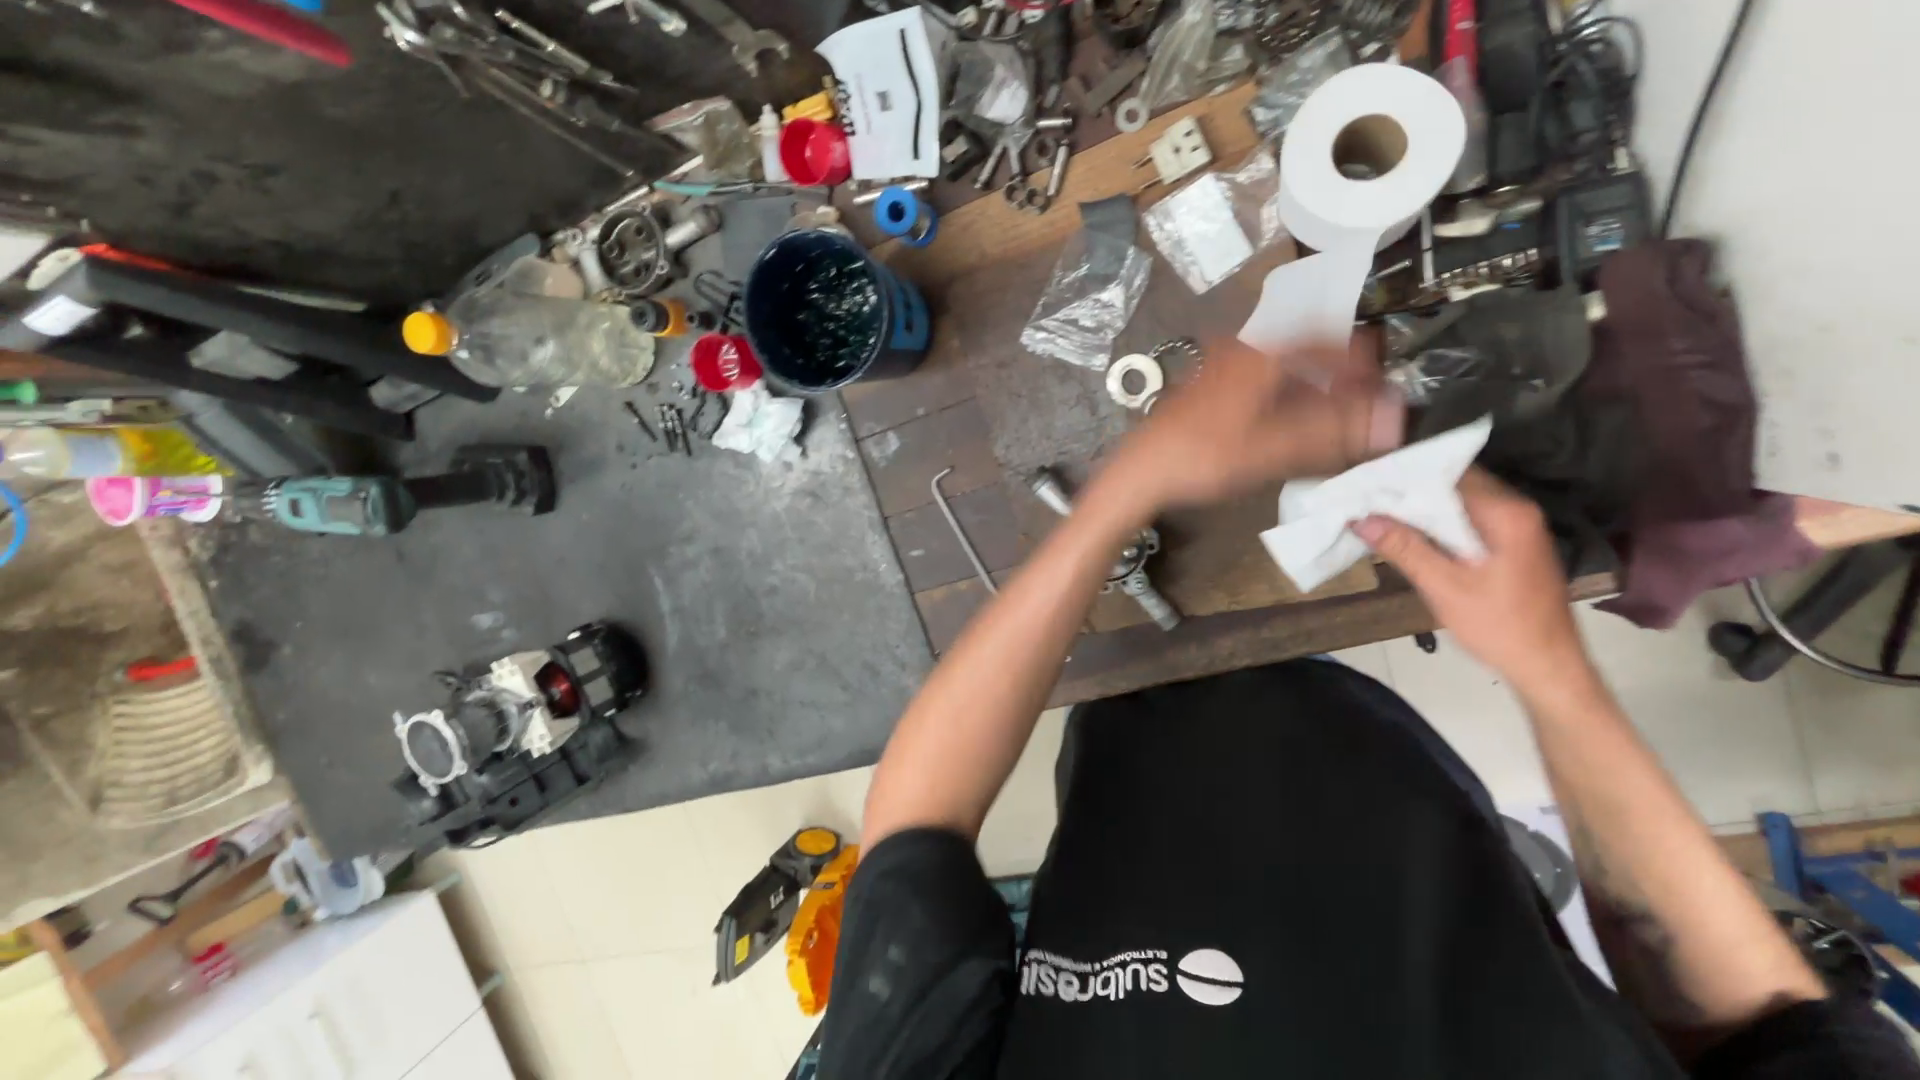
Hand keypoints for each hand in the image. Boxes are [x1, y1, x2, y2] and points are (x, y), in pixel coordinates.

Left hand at [1096, 338, 1401, 516]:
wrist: (1139, 472)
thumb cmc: (1203, 458)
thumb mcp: (1275, 448)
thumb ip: (1336, 432)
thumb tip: (1393, 420)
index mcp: (1260, 356)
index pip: (1327, 340)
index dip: (1361, 357)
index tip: (1382, 375)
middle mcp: (1240, 352)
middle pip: (1303, 349)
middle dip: (1336, 371)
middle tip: (1361, 396)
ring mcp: (1219, 369)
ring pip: (1279, 366)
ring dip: (1309, 384)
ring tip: (1331, 412)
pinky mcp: (1205, 389)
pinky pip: (1257, 380)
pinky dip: (1282, 394)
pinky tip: (1288, 422)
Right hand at [1352, 469, 1592, 697]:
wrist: (1549, 667)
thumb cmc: (1499, 627)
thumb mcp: (1444, 588)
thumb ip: (1404, 548)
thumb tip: (1361, 518)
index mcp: (1507, 513)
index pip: (1449, 474)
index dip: (1405, 474)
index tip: (1366, 478)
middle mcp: (1518, 510)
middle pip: (1456, 484)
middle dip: (1410, 489)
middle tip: (1364, 493)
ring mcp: (1519, 527)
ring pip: (1461, 502)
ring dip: (1423, 507)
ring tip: (1378, 509)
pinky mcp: (1514, 544)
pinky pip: (1470, 520)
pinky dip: (1440, 522)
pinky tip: (1411, 532)